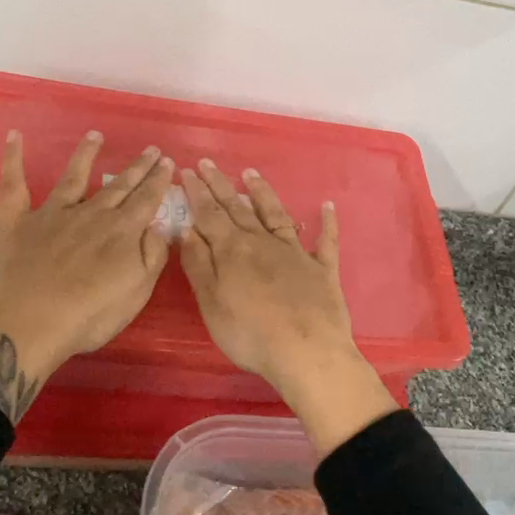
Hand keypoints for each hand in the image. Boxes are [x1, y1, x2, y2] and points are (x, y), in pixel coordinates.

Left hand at [0, 130, 174, 420]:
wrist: (25, 325)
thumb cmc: (86, 317)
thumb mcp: (136, 294)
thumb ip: (152, 256)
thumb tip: (159, 225)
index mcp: (121, 233)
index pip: (146, 200)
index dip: (158, 181)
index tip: (168, 162)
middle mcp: (90, 214)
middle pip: (118, 186)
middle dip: (137, 167)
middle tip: (151, 149)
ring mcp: (51, 214)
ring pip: (72, 177)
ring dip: (85, 154)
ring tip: (95, 135)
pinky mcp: (15, 221)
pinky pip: (13, 184)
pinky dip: (13, 159)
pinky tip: (14, 136)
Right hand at [177, 160, 396, 455]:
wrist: (306, 351)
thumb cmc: (250, 334)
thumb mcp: (211, 303)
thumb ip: (198, 264)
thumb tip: (187, 230)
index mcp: (232, 250)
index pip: (209, 214)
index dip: (197, 193)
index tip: (187, 172)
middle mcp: (262, 242)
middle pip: (238, 208)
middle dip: (221, 185)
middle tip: (208, 164)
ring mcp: (295, 252)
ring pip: (275, 214)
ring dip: (263, 193)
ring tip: (251, 174)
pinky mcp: (322, 268)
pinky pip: (325, 239)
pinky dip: (326, 222)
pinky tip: (327, 206)